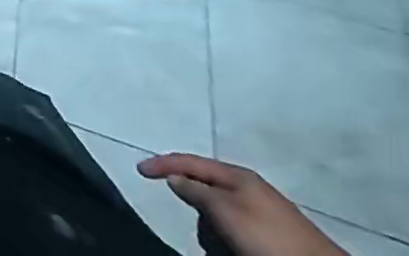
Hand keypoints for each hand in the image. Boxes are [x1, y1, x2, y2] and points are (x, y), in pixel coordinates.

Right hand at [138, 154, 345, 255]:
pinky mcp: (267, 238)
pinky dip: (230, 247)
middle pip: (204, 194)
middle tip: (214, 240)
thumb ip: (197, 192)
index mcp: (236, 176)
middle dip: (199, 216)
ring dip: (216, 238)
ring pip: (218, 220)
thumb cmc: (270, 241)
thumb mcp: (226, 213)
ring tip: (231, 254)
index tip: (139, 170)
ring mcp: (259, 213)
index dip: (163, 164)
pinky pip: (234, 236)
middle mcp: (246, 189)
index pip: (190, 162)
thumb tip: (175, 177)